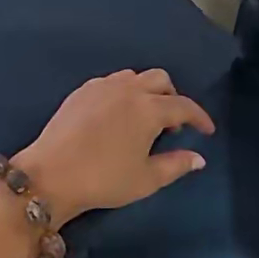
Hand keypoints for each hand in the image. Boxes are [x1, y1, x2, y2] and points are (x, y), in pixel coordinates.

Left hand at [11, 70, 212, 223]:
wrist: (51, 174)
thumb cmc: (104, 179)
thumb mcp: (146, 179)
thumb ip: (176, 165)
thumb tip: (198, 158)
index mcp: (148, 108)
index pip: (183, 106)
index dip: (199, 117)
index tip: (207, 131)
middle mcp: (127, 89)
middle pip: (160, 79)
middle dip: (173, 97)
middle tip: (173, 124)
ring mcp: (101, 86)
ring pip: (134, 77)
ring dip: (147, 91)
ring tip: (144, 118)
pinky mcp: (80, 91)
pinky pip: (110, 82)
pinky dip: (123, 92)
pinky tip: (117, 115)